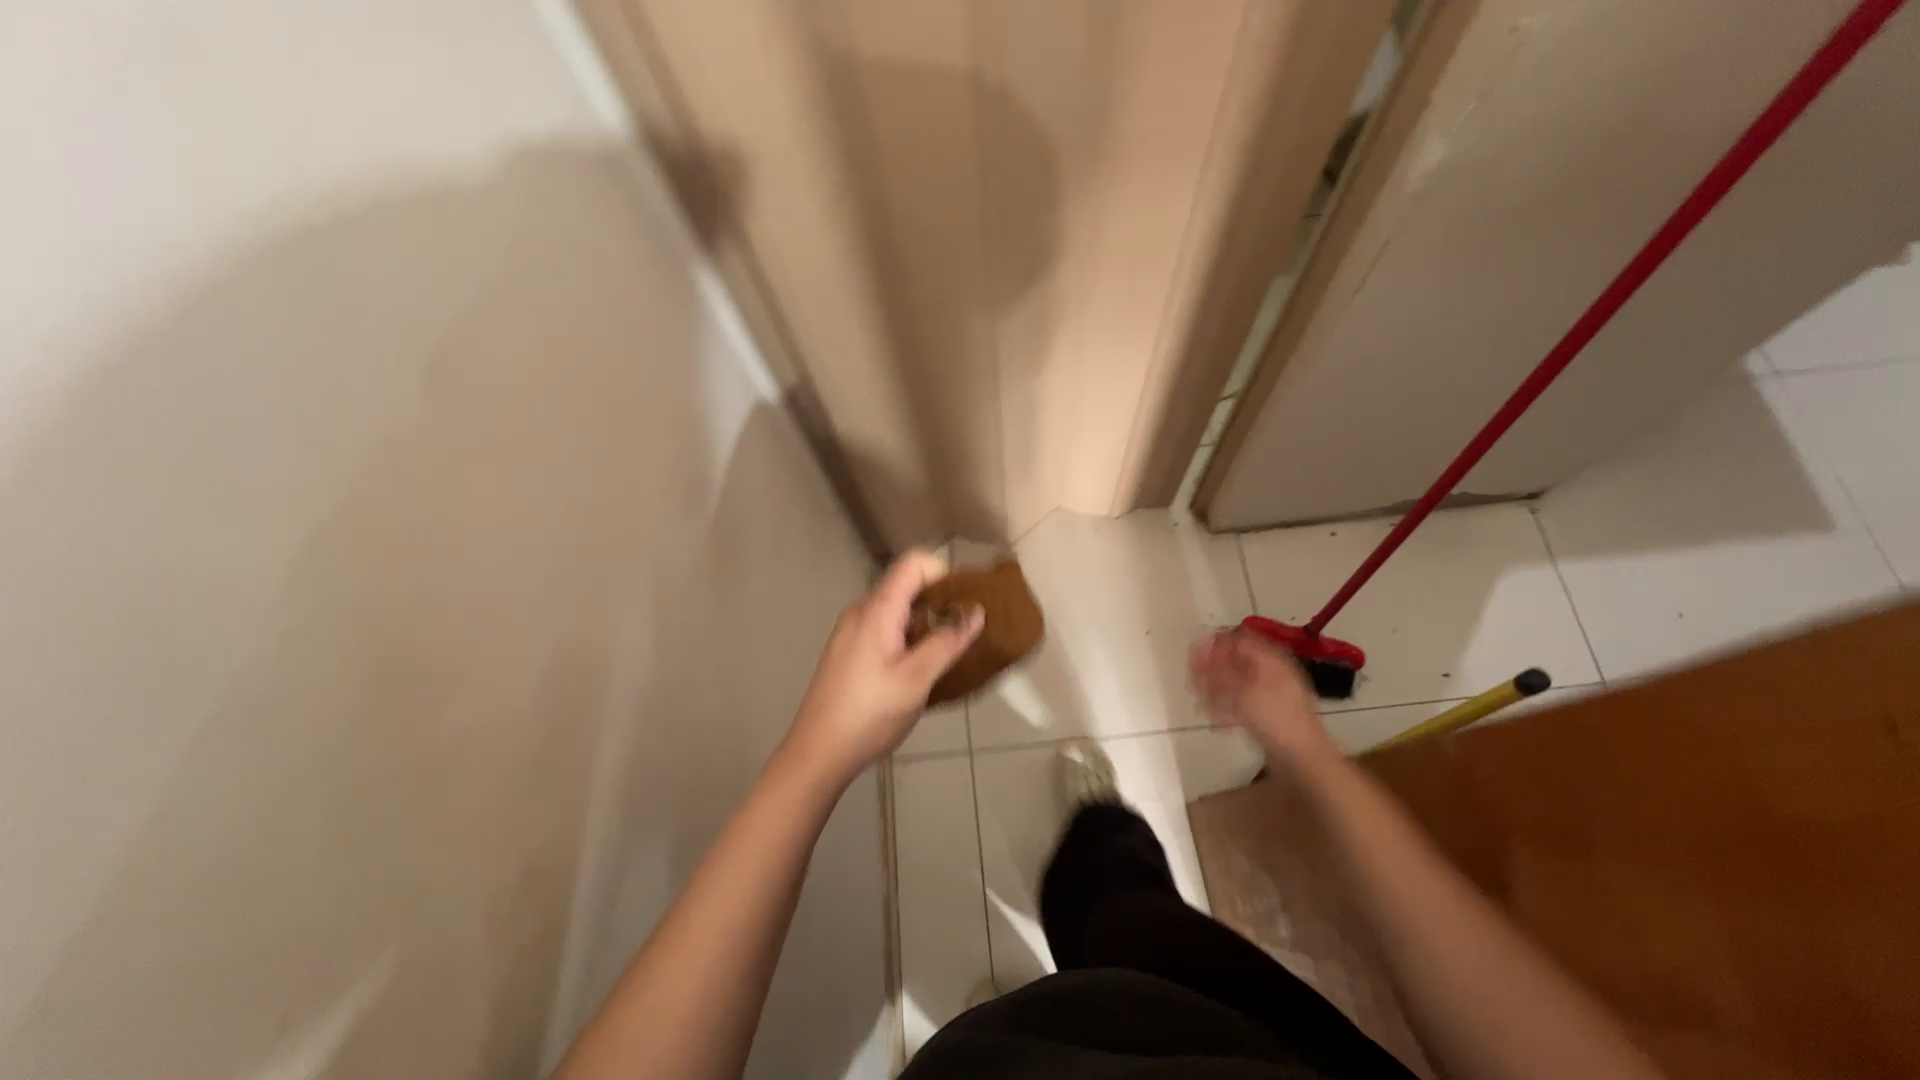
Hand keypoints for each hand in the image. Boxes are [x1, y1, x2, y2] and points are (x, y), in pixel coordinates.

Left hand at [785, 550, 983, 784]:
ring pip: (898, 612)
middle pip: (907, 587)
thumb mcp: (916, 680)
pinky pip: (885, 631)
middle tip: (964, 636)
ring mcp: (851, 633)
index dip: (945, 575)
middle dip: (940, 604)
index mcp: (876, 610)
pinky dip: (908, 641)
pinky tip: (920, 673)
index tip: (966, 606)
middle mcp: (861, 612)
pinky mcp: (849, 653)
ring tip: (947, 659)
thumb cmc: (869, 714)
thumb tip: (976, 612)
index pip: (914, 563)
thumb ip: (947, 643)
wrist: (818, 753)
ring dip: (926, 626)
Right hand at [1189, 628, 1337, 767]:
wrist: (1303, 758)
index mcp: (1271, 661)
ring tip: (1200, 702)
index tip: (1194, 656)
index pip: (1240, 640)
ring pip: (1237, 684)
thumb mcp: (1243, 691)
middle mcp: (1272, 673)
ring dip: (1216, 691)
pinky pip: (1243, 703)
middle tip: (1193, 682)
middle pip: (1237, 663)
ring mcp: (1271, 695)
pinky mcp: (1269, 715)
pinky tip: (1215, 719)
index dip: (1216, 645)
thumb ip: (1219, 668)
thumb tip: (1199, 646)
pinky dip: (1227, 707)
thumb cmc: (1275, 719)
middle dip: (1213, 671)